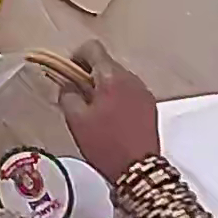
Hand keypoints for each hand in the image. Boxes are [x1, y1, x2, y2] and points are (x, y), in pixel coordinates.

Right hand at [57, 41, 160, 182]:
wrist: (138, 170)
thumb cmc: (105, 144)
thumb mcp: (76, 120)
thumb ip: (67, 95)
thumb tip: (67, 85)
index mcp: (111, 76)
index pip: (92, 48)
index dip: (76, 57)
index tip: (68, 75)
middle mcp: (131, 78)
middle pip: (106, 63)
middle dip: (89, 76)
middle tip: (77, 98)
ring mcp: (143, 91)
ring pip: (117, 78)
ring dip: (103, 87)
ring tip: (94, 112)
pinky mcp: (150, 105)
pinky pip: (129, 92)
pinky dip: (117, 98)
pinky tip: (110, 119)